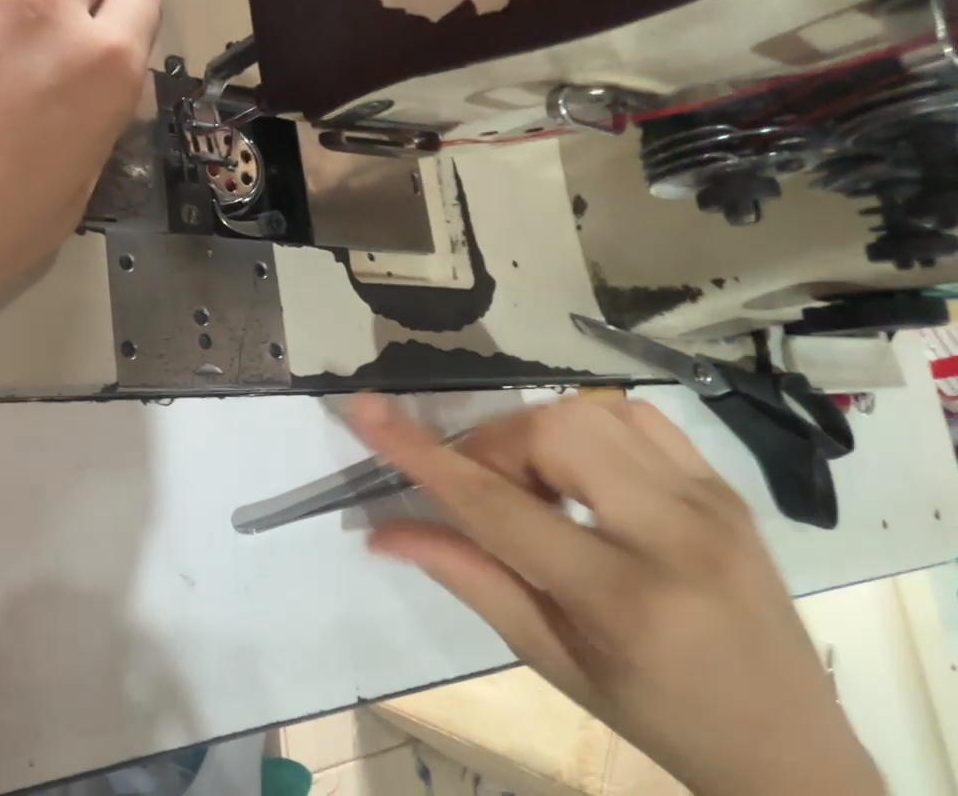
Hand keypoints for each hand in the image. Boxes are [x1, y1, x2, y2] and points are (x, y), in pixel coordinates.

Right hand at [348, 394, 882, 795]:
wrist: (789, 745)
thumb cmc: (654, 712)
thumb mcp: (547, 657)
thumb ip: (465, 577)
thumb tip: (381, 529)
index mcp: (623, 597)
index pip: (495, 504)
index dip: (420, 454)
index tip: (365, 411)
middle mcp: (676, 534)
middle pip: (551, 431)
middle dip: (491, 447)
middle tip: (483, 491)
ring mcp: (712, 502)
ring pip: (588, 412)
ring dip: (532, 436)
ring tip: (529, 485)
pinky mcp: (727, 486)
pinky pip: (634, 416)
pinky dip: (582, 427)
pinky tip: (576, 471)